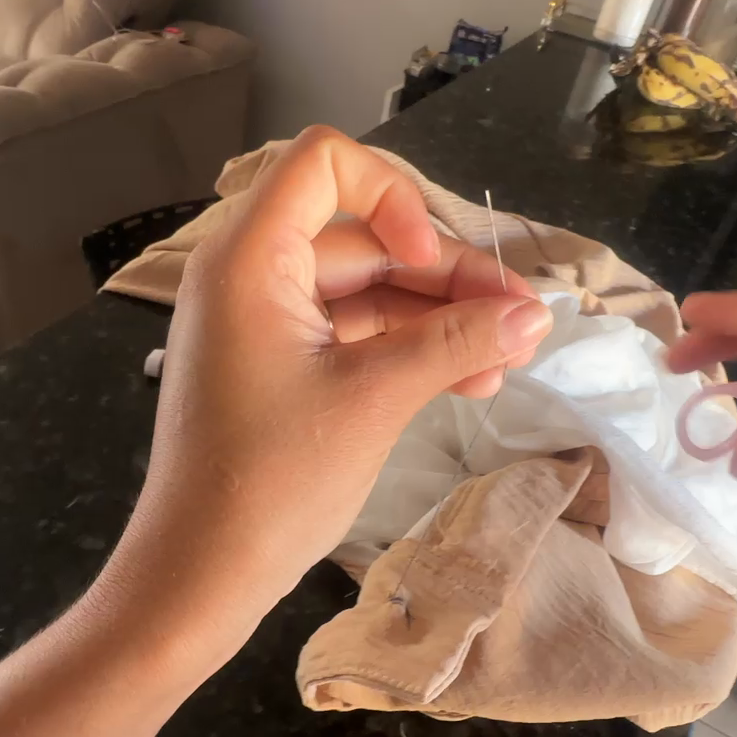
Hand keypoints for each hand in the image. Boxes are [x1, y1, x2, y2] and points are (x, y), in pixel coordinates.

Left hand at [103, 127, 553, 654]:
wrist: (201, 572)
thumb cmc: (273, 481)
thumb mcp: (375, 399)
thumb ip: (456, 342)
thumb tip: (534, 312)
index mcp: (250, 257)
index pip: (325, 164)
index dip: (393, 196)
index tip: (430, 265)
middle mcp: (249, 273)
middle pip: (361, 238)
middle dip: (445, 278)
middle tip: (521, 321)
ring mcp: (262, 322)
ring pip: (364, 292)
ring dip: (435, 321)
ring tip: (506, 361)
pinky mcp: (277, 364)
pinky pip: (349, 334)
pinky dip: (403, 350)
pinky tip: (466, 380)